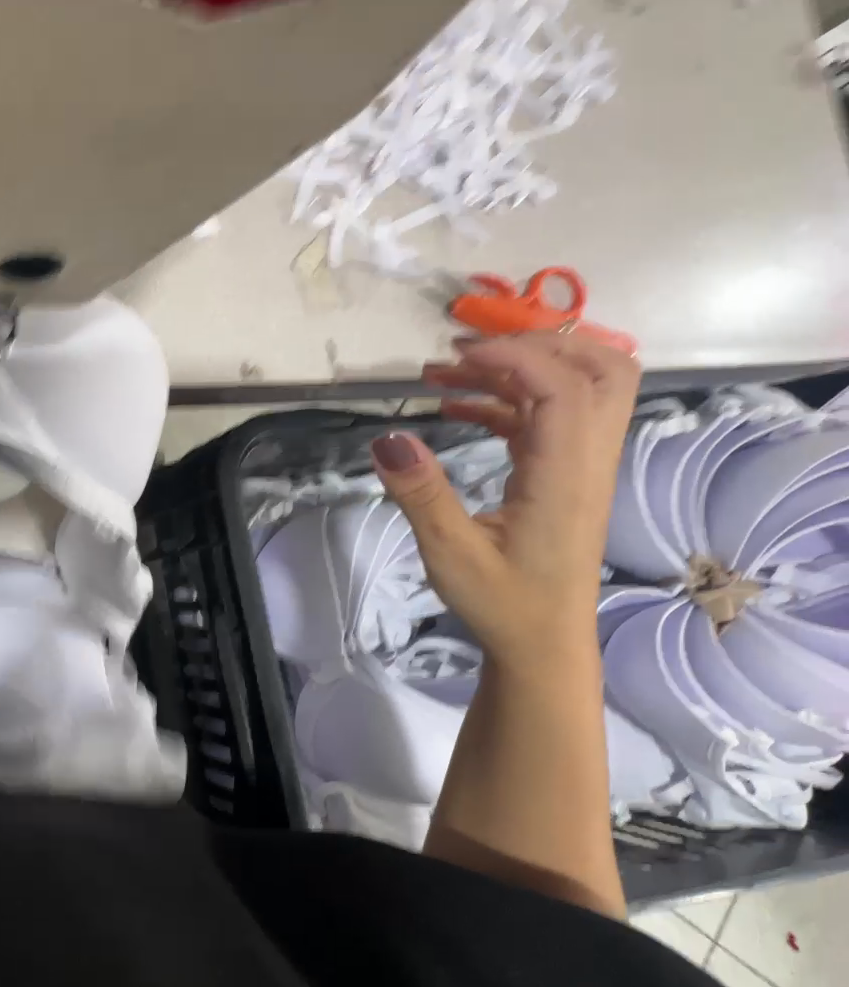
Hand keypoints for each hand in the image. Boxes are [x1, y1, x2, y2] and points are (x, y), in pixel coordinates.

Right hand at [372, 332, 638, 667]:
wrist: (543, 641)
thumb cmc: (501, 601)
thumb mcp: (449, 552)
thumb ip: (421, 492)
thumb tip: (387, 438)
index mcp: (565, 476)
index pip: (563, 388)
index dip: (513, 358)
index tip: (454, 356)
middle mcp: (588, 460)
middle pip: (601, 369)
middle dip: (536, 345)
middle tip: (468, 353)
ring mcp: (583, 465)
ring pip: (586, 386)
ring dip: (524, 367)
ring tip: (451, 373)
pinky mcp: (567, 474)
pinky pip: (555, 415)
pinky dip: (512, 397)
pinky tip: (458, 409)